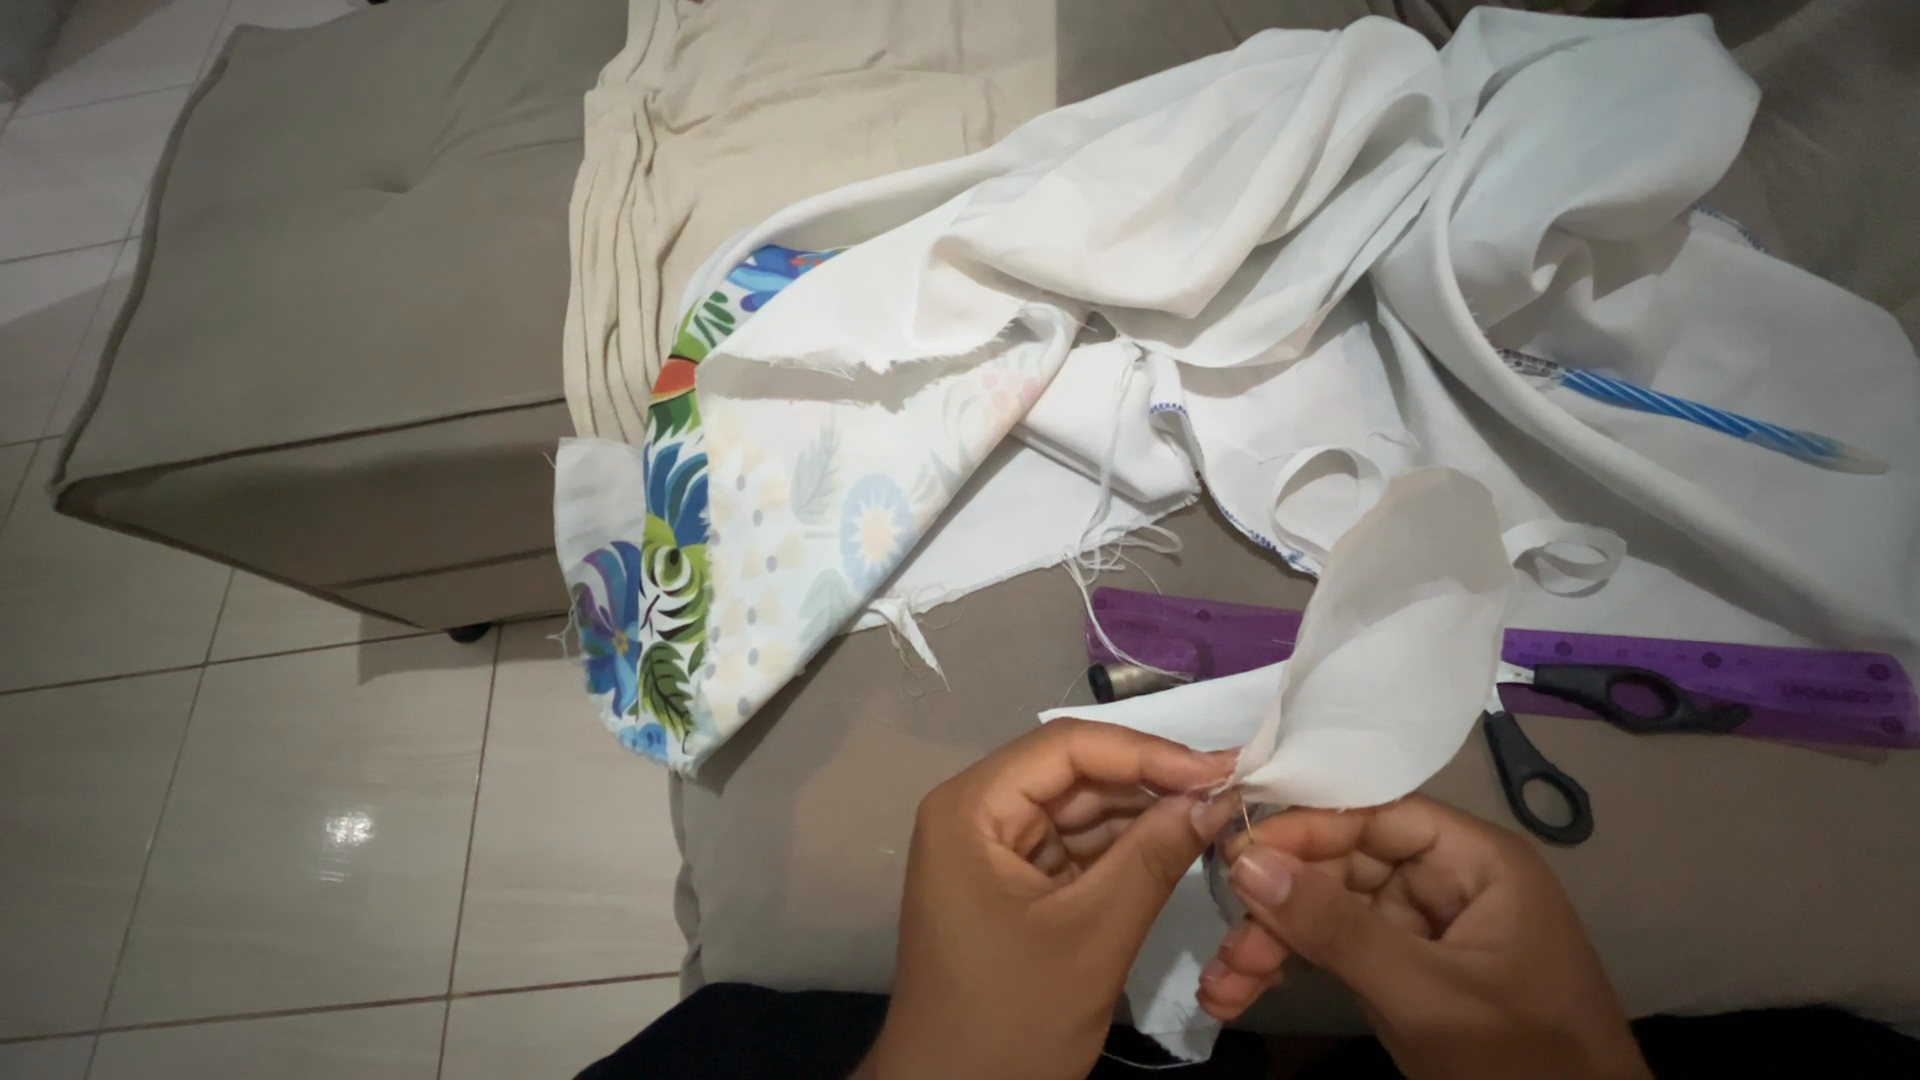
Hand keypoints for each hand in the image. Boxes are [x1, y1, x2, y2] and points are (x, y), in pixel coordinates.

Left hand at [855, 720, 1239, 1079]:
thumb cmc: (1010, 1023)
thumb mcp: (1091, 939)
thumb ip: (1153, 859)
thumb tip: (1213, 799)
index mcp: (972, 807)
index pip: (1065, 748)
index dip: (1145, 751)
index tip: (1217, 769)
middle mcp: (976, 809)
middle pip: (1072, 772)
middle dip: (1149, 780)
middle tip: (1228, 788)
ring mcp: (992, 842)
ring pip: (1077, 805)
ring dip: (1142, 811)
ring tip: (1214, 810)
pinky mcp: (1011, 874)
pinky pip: (1072, 842)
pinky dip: (1123, 844)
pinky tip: (1175, 840)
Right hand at [1203, 795, 1649, 1079]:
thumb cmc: (1527, 1068)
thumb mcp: (1429, 999)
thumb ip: (1336, 928)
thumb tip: (1242, 861)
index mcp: (1473, 861)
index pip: (1371, 815)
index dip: (1302, 828)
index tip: (1235, 853)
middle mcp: (1441, 880)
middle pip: (1336, 863)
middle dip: (1275, 905)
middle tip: (1226, 940)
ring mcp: (1416, 925)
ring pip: (1321, 907)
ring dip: (1268, 943)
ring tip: (1222, 984)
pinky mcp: (1396, 967)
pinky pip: (1329, 947)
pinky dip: (1285, 967)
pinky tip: (1239, 991)